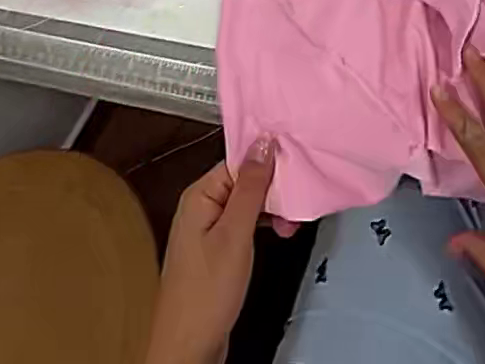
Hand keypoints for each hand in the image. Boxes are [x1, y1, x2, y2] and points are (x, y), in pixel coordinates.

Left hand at [145, 136, 276, 363]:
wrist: (187, 351)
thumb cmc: (208, 292)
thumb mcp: (235, 234)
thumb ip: (251, 186)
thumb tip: (263, 141)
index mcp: (200, 194)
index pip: (239, 161)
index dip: (268, 162)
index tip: (295, 168)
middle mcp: (202, 205)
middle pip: (245, 180)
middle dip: (273, 190)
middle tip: (296, 207)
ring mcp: (208, 227)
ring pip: (248, 202)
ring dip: (271, 209)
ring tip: (290, 225)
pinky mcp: (217, 248)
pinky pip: (244, 222)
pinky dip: (263, 225)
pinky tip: (279, 232)